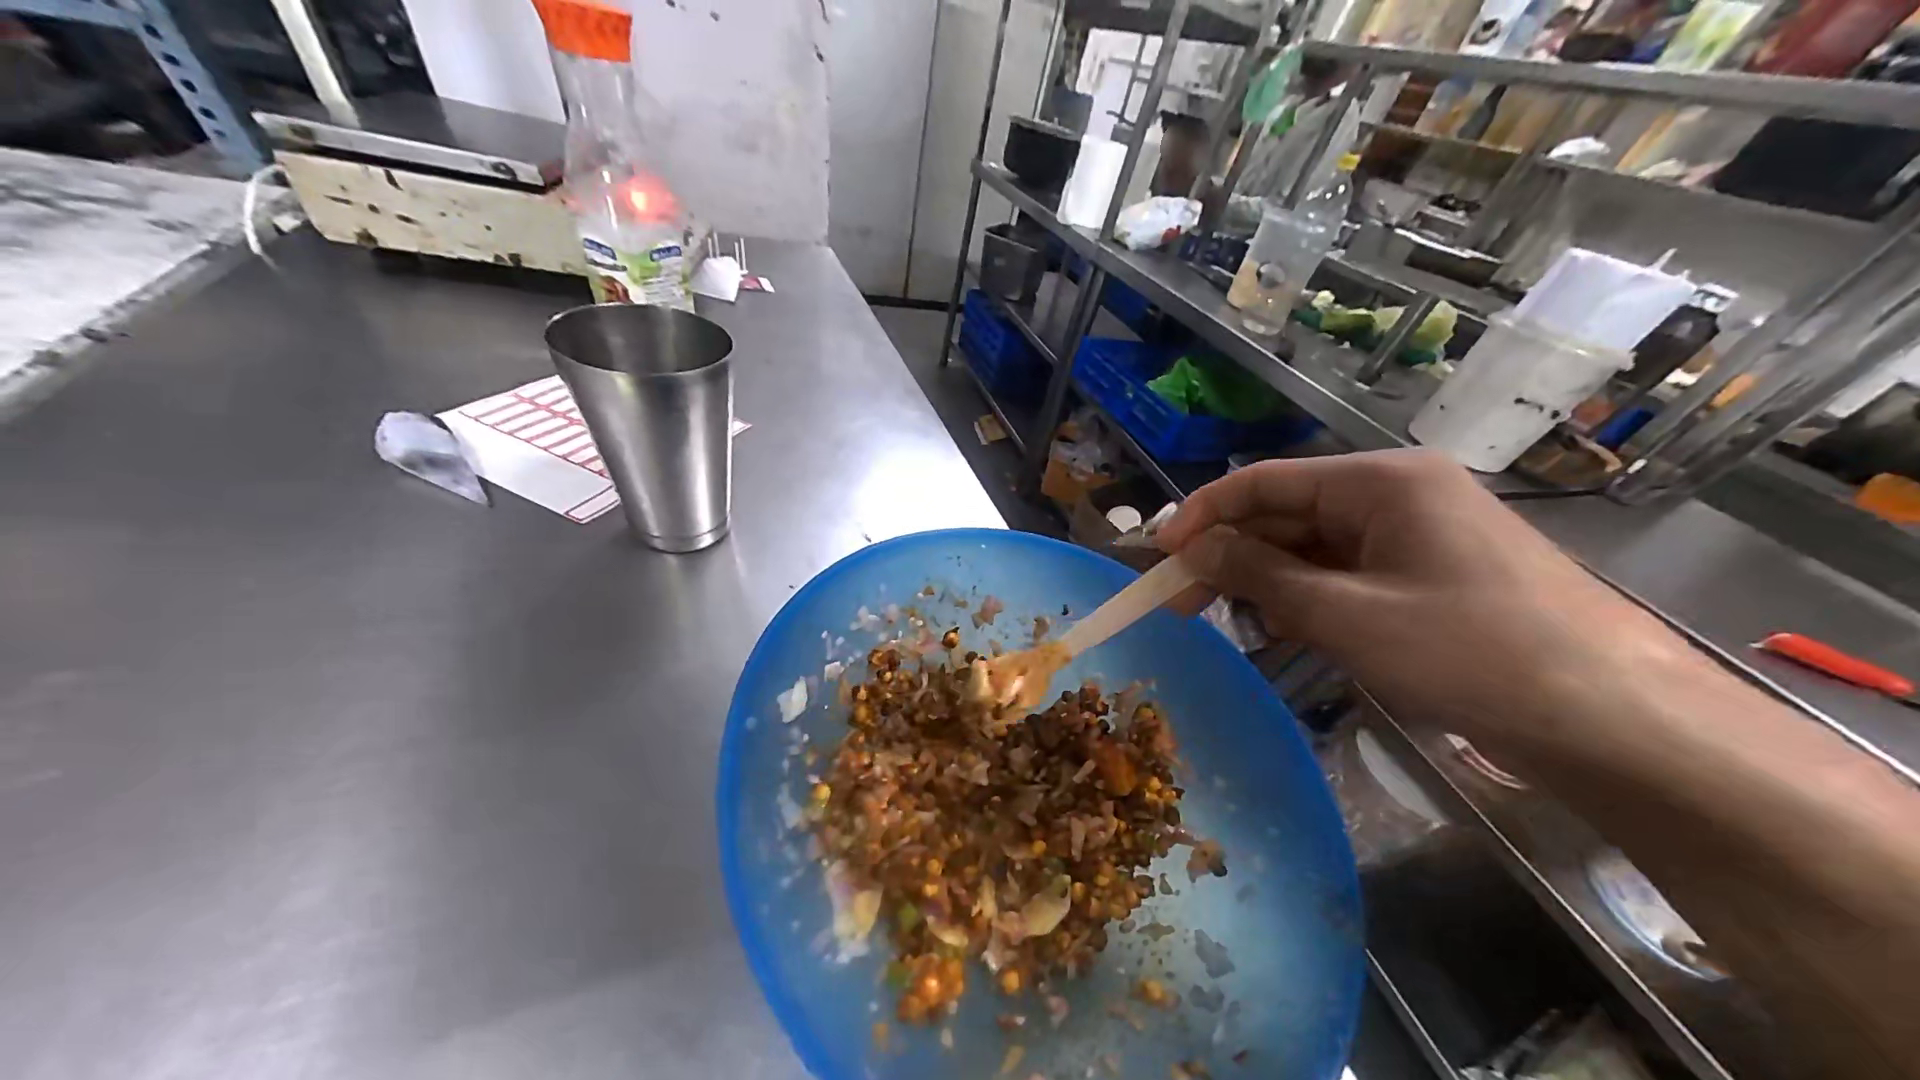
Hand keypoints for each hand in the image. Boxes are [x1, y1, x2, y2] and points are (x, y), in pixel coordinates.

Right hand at [1156, 450, 1694, 747]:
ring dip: (1268, 583)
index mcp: (1380, 481)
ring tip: (1228, 623)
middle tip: (1181, 602)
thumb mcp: (1344, 615)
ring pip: (1315, 549)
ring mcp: (1417, 536)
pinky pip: (1348, 575)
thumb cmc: (1470, 652)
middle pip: (1287, 514)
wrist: (1617, 720)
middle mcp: (1397, 494)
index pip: (1265, 481)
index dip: (1203, 513)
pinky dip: (1310, 601)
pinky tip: (1287, 634)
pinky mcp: (1430, 575)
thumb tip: (1191, 548)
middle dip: (1231, 556)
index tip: (1157, 552)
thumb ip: (1258, 574)